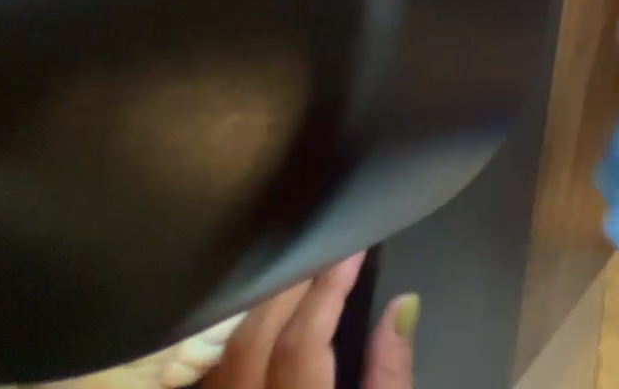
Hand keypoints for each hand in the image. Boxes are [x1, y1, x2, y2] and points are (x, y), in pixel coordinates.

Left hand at [204, 255, 416, 388]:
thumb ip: (391, 371)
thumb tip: (403, 303)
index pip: (300, 344)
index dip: (326, 291)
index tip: (353, 251)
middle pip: (252, 342)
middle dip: (288, 288)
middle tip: (325, 248)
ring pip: (225, 353)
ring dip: (263, 305)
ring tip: (299, 270)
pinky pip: (216, 370)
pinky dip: (243, 333)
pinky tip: (269, 312)